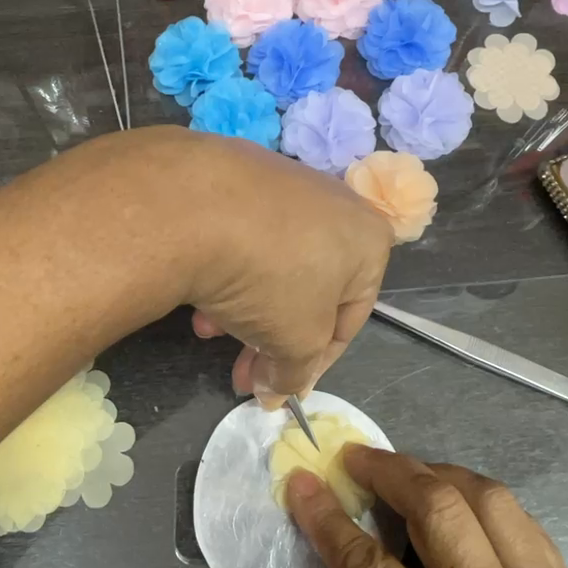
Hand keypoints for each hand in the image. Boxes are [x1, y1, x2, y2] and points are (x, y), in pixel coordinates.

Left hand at [167, 131, 392, 407]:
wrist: (199, 207)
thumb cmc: (272, 278)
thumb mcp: (296, 341)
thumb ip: (294, 371)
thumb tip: (277, 393)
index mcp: (369, 241)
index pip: (348, 320)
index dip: (313, 364)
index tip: (279, 388)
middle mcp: (336, 204)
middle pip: (306, 291)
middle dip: (271, 340)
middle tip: (241, 373)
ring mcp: (285, 184)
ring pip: (271, 266)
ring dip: (244, 309)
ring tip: (208, 332)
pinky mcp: (238, 174)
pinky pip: (242, 236)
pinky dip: (226, 269)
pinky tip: (197, 296)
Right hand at [286, 447, 567, 567]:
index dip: (327, 520)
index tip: (302, 483)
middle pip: (436, 509)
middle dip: (388, 470)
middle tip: (356, 458)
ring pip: (488, 499)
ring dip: (439, 471)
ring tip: (409, 472)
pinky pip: (524, 521)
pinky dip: (484, 500)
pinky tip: (465, 505)